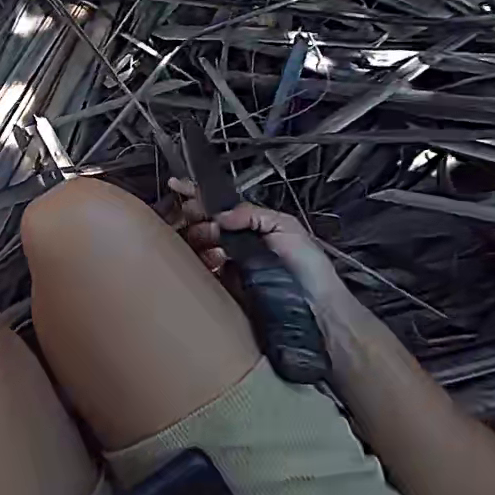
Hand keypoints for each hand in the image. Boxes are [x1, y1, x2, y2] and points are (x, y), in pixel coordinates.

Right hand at [164, 177, 347, 303]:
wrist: (317, 309)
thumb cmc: (309, 268)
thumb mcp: (285, 226)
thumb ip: (251, 213)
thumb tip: (219, 214)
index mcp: (250, 223)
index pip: (218, 204)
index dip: (196, 193)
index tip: (177, 185)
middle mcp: (235, 241)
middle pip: (202, 221)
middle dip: (193, 215)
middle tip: (193, 217)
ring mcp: (227, 263)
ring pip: (197, 244)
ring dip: (196, 237)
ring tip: (206, 241)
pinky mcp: (222, 286)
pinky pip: (201, 270)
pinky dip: (198, 262)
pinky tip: (207, 260)